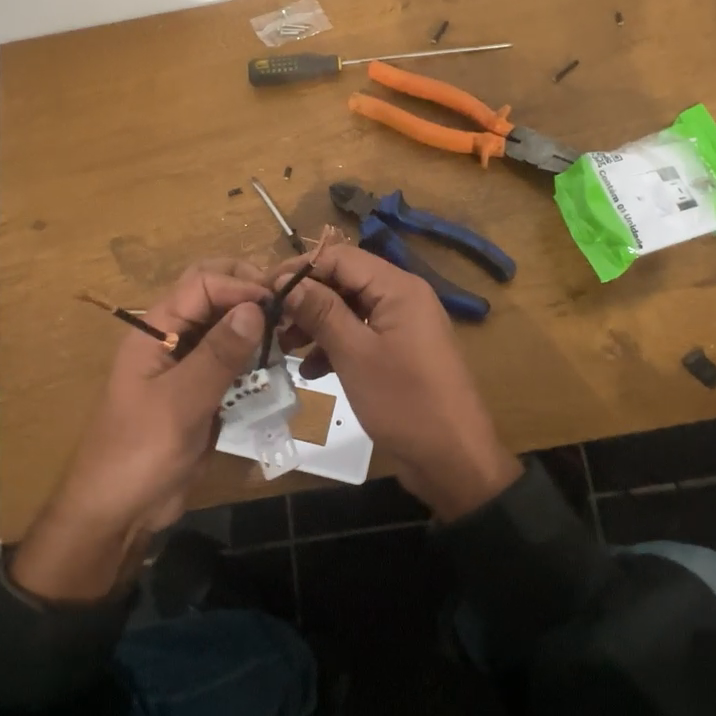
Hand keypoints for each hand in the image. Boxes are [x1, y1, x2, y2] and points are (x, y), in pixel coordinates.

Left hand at [10, 261, 269, 600]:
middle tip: (288, 311)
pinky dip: (254, 359)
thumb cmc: (139, 453)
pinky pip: (231, 363)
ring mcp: (187, 367)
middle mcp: (171, 340)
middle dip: (250, 295)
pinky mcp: (202, 393)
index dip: (240, 285)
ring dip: (256, 327)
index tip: (278, 303)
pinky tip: (278, 367)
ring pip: (226, 328)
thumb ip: (218, 354)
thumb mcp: (181, 403)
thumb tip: (255, 307)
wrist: (118, 513)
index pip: (201, 283)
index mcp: (154, 332)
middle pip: (213, 296)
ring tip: (290, 336)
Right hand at [272, 243, 520, 520]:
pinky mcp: (401, 353)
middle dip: (306, 299)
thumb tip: (287, 280)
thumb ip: (321, 313)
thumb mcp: (355, 355)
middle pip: (345, 282)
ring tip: (283, 348)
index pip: (341, 257)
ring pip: (350, 310)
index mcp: (399, 288)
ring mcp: (404, 326)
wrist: (453, 458)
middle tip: (269, 323)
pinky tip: (311, 370)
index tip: (262, 289)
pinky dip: (335, 347)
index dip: (300, 268)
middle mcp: (404, 298)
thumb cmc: (404, 402)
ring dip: (317, 325)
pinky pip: (362, 336)